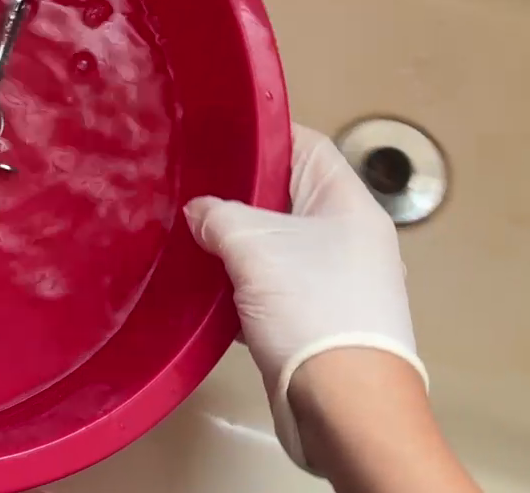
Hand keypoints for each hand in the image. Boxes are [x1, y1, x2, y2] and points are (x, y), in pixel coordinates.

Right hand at [185, 123, 424, 470]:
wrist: (341, 401)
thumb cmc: (307, 305)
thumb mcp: (248, 241)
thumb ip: (213, 211)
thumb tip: (199, 212)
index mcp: (348, 206)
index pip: (303, 143)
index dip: (256, 131)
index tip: (205, 128)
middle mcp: (347, 233)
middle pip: (282, 186)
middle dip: (232, 180)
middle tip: (181, 172)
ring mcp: (333, 271)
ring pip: (270, 229)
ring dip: (230, 225)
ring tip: (182, 216)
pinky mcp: (312, 305)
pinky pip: (267, 266)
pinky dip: (235, 261)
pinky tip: (200, 261)